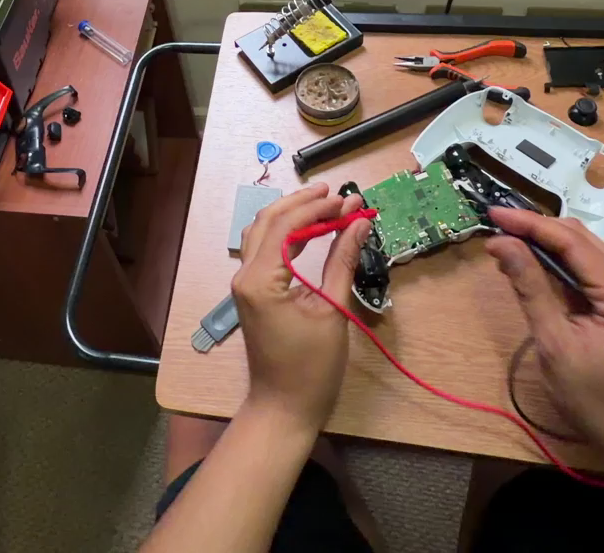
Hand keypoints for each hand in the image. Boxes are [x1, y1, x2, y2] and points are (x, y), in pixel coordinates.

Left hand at [231, 183, 372, 432]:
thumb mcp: (333, 311)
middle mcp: (245, 274)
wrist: (283, 408)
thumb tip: (359, 222)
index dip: (317, 208)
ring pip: (261, 231)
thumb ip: (343, 261)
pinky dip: (284, 232)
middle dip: (302, 202)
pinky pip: (262, 248)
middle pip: (268, 220)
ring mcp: (244, 282)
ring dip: (290, 213)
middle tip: (334, 193)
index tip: (349, 201)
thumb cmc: (312, 368)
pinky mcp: (251, 290)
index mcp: (261, 279)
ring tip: (323, 203)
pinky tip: (307, 229)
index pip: (286, 225)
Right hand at [485, 209, 603, 469]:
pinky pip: (586, 272)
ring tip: (507, 242)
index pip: (571, 242)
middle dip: (537, 227)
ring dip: (545, 242)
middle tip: (496, 226)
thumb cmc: (596, 400)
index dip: (530, 223)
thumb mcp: (555, 345)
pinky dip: (556, 263)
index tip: (493, 214)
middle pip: (580, 239)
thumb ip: (530, 288)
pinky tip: (531, 266)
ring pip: (583, 251)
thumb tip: (502, 243)